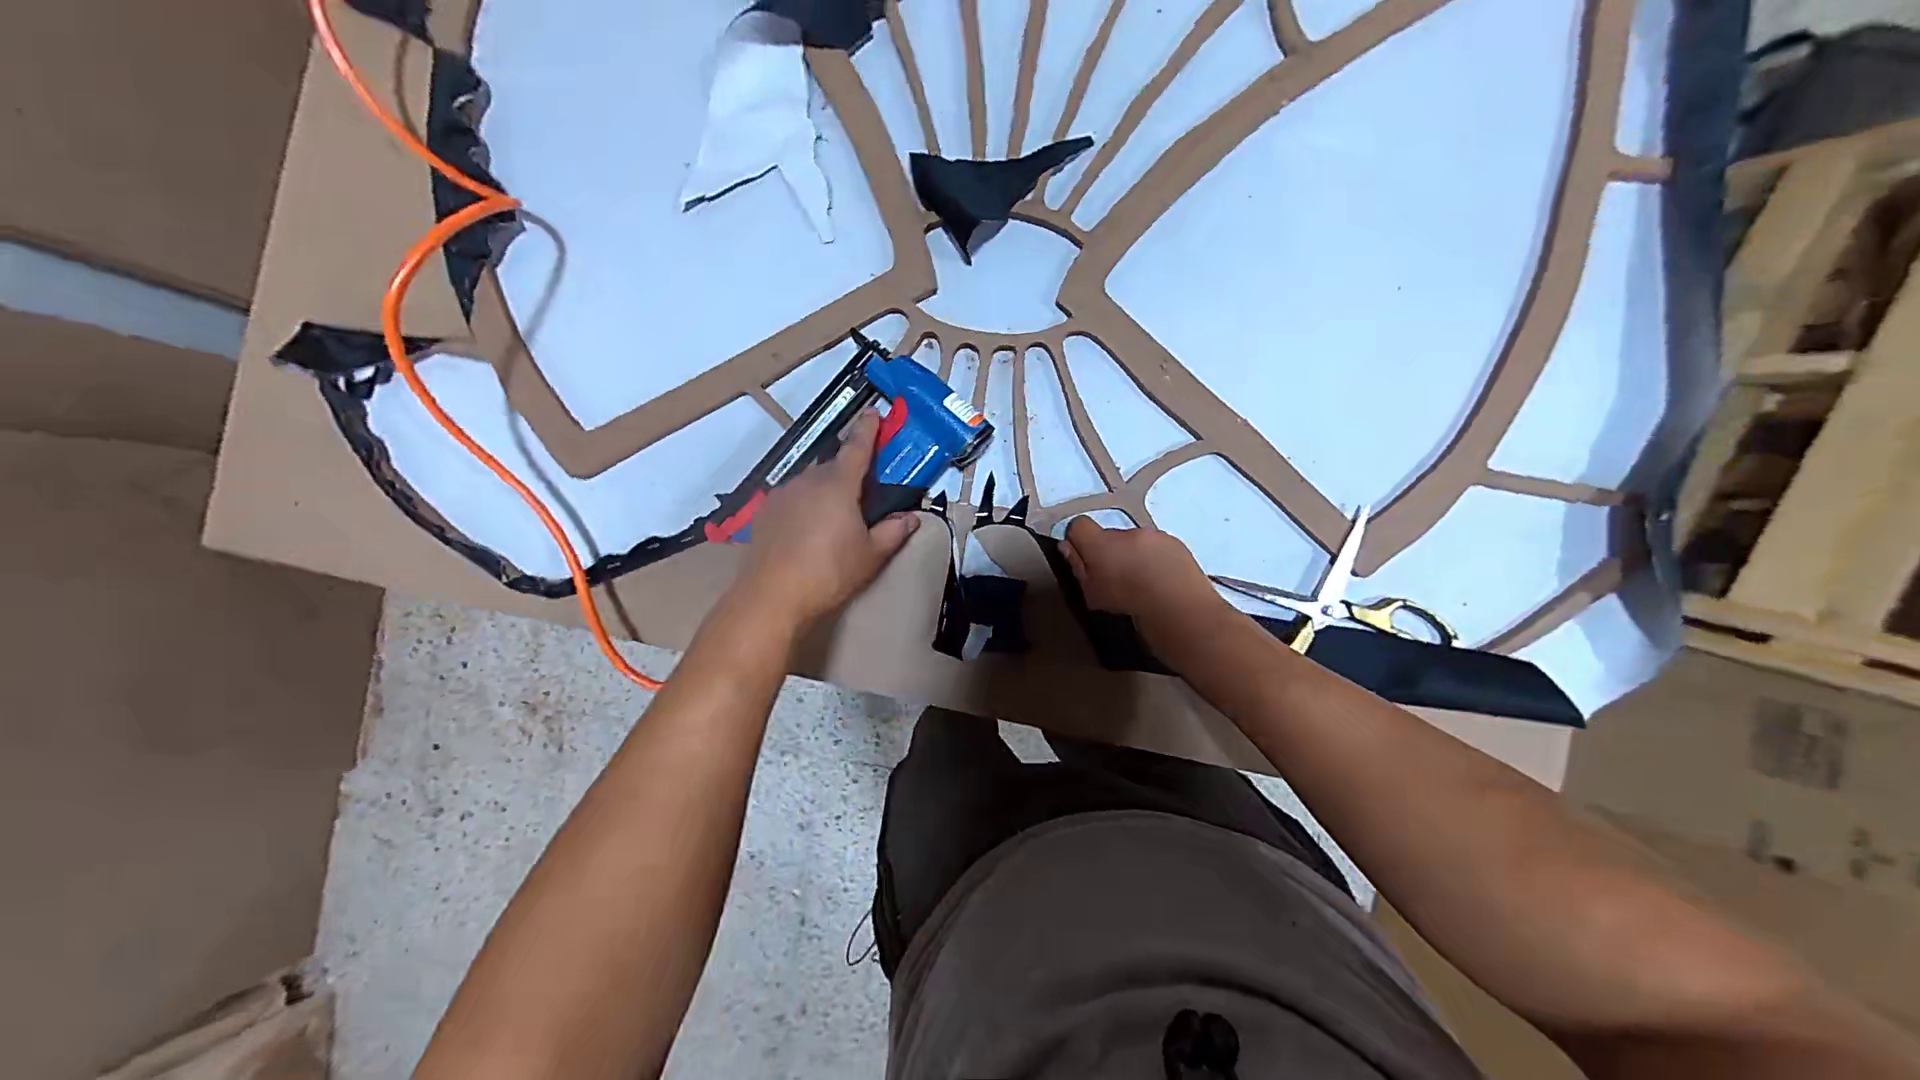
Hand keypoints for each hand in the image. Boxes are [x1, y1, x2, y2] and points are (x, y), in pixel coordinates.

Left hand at [735, 411, 921, 626]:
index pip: (857, 447)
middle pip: (833, 466)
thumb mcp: (870, 555)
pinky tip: (808, 529)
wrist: (772, 595)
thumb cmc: (829, 573)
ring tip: (834, 517)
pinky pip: (792, 498)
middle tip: (862, 492)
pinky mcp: (766, 512)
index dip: (867, 429)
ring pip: (810, 482)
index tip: (872, 412)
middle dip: (849, 472)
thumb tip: (911, 518)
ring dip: (825, 490)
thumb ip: (893, 532)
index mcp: (838, 485)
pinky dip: (804, 504)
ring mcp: (783, 494)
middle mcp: (808, 480)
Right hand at [1061, 517, 1236, 657]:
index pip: (1079, 525)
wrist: (1180, 610)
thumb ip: (1078, 567)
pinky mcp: (1176, 543)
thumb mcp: (1093, 595)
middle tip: (1116, 580)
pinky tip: (1162, 582)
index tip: (1084, 560)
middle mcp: (1127, 532)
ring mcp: (1154, 535)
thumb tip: (1067, 548)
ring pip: (1135, 542)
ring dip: (1135, 556)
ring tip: (1143, 584)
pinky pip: (1158, 547)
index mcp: (1101, 543)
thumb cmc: (1129, 606)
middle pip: (1109, 535)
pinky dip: (1156, 559)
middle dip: (1110, 552)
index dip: (1078, 541)